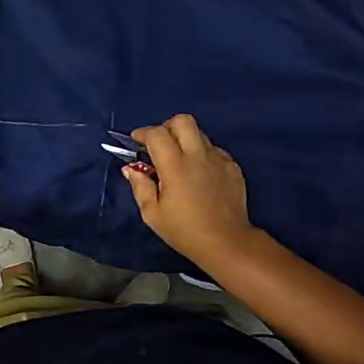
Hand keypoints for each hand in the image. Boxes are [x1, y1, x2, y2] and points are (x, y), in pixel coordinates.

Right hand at [122, 114, 258, 265]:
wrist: (226, 241)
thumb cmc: (184, 230)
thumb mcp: (152, 213)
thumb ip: (140, 186)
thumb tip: (131, 168)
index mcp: (176, 167)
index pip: (157, 134)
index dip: (143, 133)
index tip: (135, 141)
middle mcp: (199, 156)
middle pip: (183, 121)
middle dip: (167, 127)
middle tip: (159, 145)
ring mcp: (219, 159)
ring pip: (200, 134)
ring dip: (184, 141)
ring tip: (178, 162)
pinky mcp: (233, 167)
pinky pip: (214, 150)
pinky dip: (201, 155)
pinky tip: (197, 175)